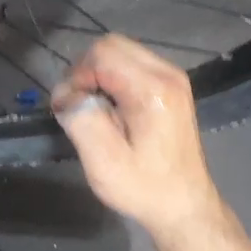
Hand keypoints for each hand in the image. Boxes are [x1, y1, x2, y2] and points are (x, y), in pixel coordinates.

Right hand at [53, 35, 230, 240]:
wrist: (184, 205)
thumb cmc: (143, 187)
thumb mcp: (104, 162)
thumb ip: (82, 120)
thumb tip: (66, 94)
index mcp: (152, 90)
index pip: (102, 54)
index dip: (77, 77)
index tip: (69, 109)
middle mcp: (167, 74)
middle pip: (112, 45)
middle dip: (86, 72)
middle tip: (78, 107)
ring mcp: (173, 79)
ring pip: (122, 53)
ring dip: (98, 75)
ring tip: (93, 110)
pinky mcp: (171, 88)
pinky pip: (132, 66)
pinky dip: (112, 80)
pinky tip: (111, 110)